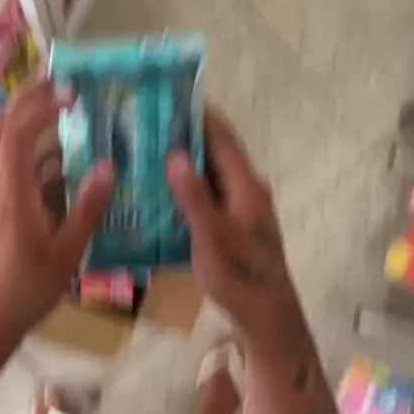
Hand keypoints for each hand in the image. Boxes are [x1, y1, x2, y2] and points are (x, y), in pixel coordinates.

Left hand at [0, 81, 113, 341]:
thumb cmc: (26, 289)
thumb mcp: (66, 252)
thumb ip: (87, 208)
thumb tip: (108, 165)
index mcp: (12, 195)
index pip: (17, 134)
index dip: (40, 106)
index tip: (70, 92)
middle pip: (2, 130)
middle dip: (28, 100)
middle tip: (59, 84)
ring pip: (2, 148)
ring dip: (29, 125)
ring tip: (65, 116)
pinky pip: (8, 169)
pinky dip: (30, 155)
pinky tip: (58, 164)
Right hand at [165, 110, 308, 357]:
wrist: (265, 316)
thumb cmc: (239, 274)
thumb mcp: (210, 234)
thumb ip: (193, 195)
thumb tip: (175, 154)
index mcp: (246, 186)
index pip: (222, 139)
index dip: (200, 116)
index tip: (171, 97)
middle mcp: (246, 192)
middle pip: (216, 155)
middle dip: (186, 139)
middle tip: (148, 127)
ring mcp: (241, 211)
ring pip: (211, 178)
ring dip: (185, 166)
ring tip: (147, 156)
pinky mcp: (232, 229)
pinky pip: (208, 199)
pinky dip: (187, 191)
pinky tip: (161, 196)